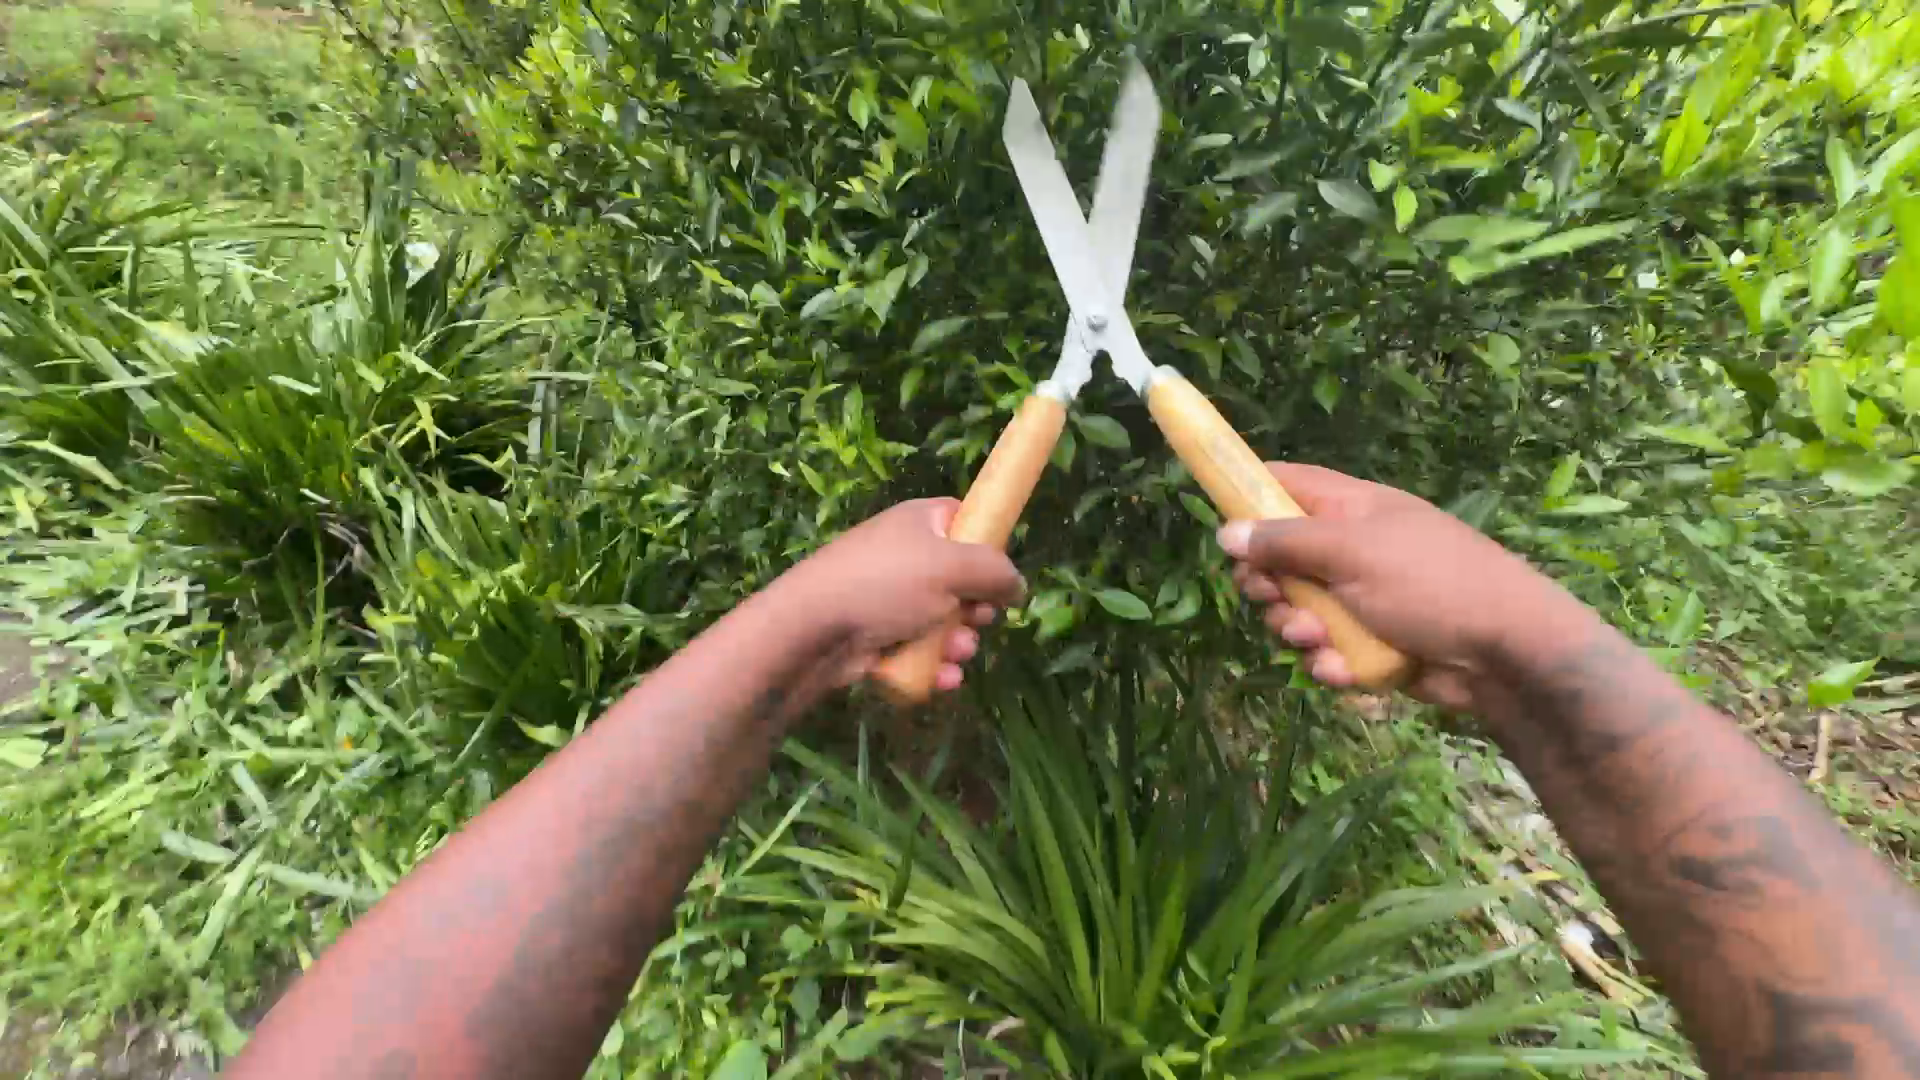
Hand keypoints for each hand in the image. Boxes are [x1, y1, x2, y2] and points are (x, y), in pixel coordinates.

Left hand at [777, 498, 1025, 691]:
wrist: (811, 628)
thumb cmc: (886, 584)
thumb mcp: (952, 567)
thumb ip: (995, 571)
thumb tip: (1017, 586)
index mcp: (922, 522)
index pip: (967, 519)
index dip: (989, 545)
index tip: (999, 573)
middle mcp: (907, 554)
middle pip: (962, 578)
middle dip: (977, 607)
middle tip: (978, 619)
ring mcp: (892, 596)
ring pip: (944, 620)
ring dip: (959, 642)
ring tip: (957, 654)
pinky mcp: (880, 634)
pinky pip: (920, 648)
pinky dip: (933, 664)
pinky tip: (942, 678)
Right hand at [1217, 464, 1596, 713]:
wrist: (1509, 656)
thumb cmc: (1433, 583)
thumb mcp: (1352, 552)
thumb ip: (1284, 541)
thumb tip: (1226, 533)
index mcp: (1347, 509)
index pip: (1282, 484)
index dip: (1246, 495)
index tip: (1221, 524)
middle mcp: (1345, 547)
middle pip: (1273, 556)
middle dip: (1265, 584)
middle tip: (1273, 597)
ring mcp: (1355, 595)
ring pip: (1290, 608)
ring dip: (1294, 628)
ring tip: (1319, 640)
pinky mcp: (1364, 640)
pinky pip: (1320, 646)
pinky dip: (1327, 660)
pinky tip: (1344, 668)